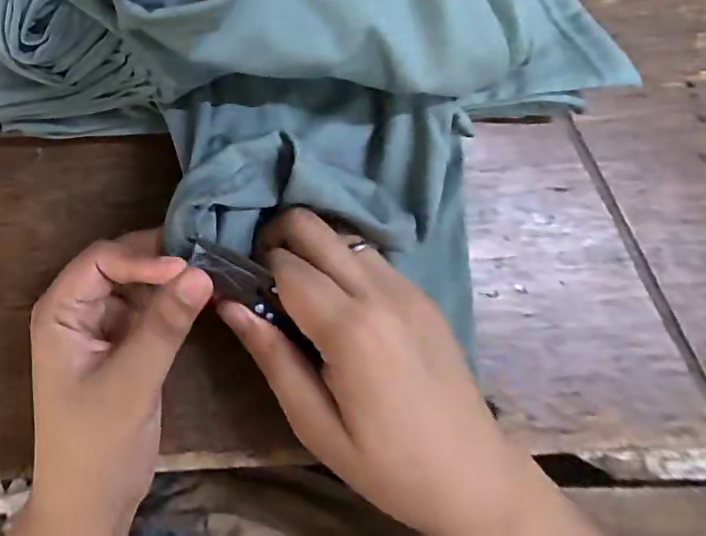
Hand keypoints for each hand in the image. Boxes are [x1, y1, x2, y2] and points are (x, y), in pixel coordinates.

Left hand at [21, 230, 213, 535]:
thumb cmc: (97, 446)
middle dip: (158, 259)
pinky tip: (199, 295)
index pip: (100, 260)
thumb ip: (164, 326)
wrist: (90, 507)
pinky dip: (171, 299)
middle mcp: (76, 307)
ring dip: (168, 276)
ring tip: (208, 270)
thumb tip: (201, 272)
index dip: (141, 258)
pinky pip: (147, 305)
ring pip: (136, 281)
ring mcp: (99, 323)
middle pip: (118, 263)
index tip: (186, 266)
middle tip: (204, 256)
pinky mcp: (121, 339)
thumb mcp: (131, 384)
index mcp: (59, 310)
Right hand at [217, 210, 594, 535]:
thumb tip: (228, 303)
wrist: (477, 480)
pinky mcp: (420, 292)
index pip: (284, 263)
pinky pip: (368, 254)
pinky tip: (343, 302)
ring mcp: (404, 287)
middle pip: (310, 224)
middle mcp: (377, 292)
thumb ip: (271, 356)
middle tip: (268, 278)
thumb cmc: (388, 466)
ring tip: (306, 291)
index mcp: (349, 329)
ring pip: (339, 233)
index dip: (258, 271)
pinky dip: (343, 261)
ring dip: (312, 249)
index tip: (251, 296)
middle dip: (277, 238)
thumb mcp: (315, 426)